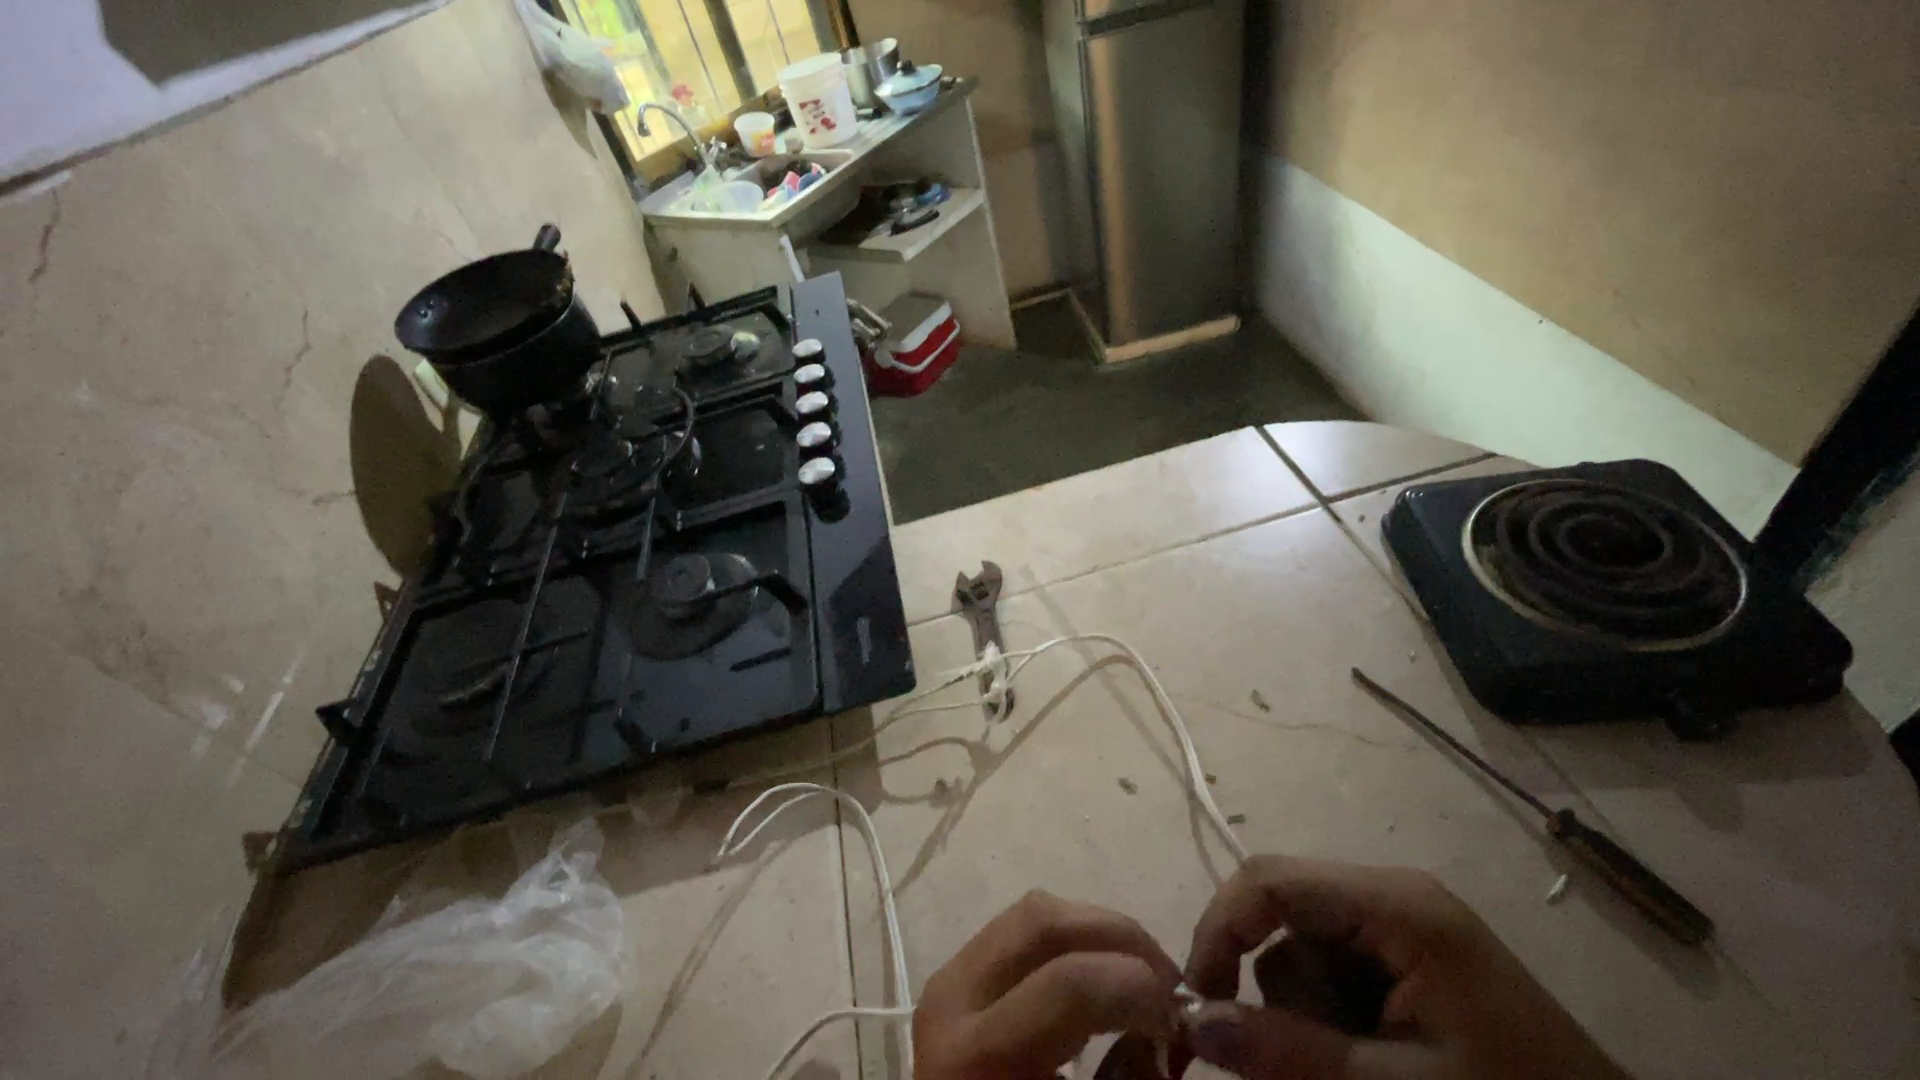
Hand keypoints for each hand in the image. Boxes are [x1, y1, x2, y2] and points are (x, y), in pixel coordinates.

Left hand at [914, 889, 1183, 1079]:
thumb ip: (1126, 1077)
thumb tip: (1169, 1033)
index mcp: (975, 1055)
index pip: (1067, 985)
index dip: (1136, 988)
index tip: (1176, 1016)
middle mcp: (953, 998)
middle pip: (1043, 921)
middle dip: (1120, 936)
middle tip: (1168, 982)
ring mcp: (949, 975)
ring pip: (1033, 913)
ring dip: (1097, 931)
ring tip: (1140, 976)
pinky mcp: (958, 972)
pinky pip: (1020, 930)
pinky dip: (1071, 939)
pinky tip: (1100, 976)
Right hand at [1183, 857, 1631, 1079]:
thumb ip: (1290, 1052)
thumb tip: (1191, 1021)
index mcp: (1394, 905)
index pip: (1269, 880)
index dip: (1219, 929)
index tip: (1198, 1004)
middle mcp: (1389, 899)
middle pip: (1280, 919)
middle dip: (1273, 996)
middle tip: (1290, 1071)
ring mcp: (1397, 929)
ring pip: (1299, 955)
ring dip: (1304, 1021)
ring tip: (1357, 1075)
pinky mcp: (1404, 961)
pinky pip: (1330, 976)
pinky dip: (1327, 1024)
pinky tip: (1367, 1064)